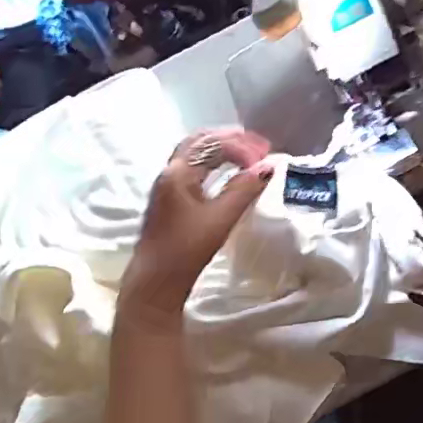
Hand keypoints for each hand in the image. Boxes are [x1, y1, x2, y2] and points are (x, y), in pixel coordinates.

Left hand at [122, 129, 273, 317]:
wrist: (155, 282)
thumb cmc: (186, 250)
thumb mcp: (219, 219)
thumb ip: (243, 190)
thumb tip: (267, 168)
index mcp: (177, 173)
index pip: (211, 144)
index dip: (240, 146)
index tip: (263, 158)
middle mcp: (168, 173)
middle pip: (199, 143)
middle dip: (230, 140)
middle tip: (258, 147)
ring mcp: (166, 187)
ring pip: (195, 156)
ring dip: (221, 151)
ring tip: (247, 157)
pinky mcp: (170, 202)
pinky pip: (193, 171)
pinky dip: (213, 165)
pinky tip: (227, 176)